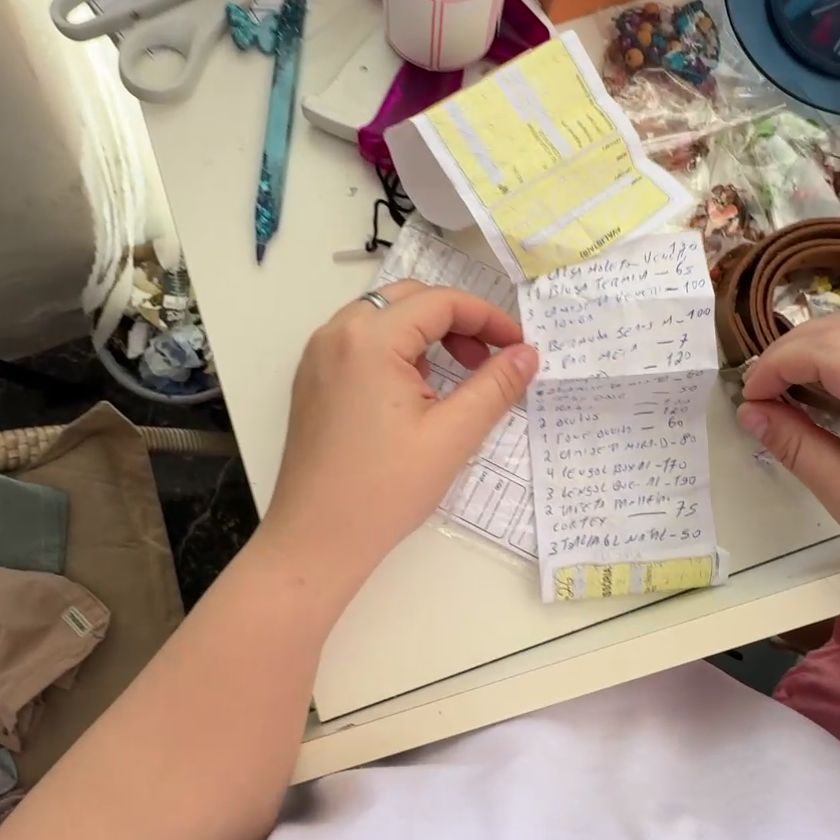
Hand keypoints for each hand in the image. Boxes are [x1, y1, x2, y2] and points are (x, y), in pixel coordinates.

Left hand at [263, 280, 538, 581]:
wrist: (315, 540)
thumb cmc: (384, 491)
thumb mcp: (452, 436)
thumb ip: (495, 386)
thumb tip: (527, 355)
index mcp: (369, 340)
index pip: (440, 302)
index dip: (488, 317)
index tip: (517, 347)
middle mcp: (336, 334)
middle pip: (408, 299)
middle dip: (456, 320)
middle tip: (487, 359)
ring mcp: (317, 356)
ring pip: (383, 318)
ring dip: (425, 334)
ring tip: (454, 377)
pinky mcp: (311, 380)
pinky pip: (360, 342)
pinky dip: (396, 350)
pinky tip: (414, 393)